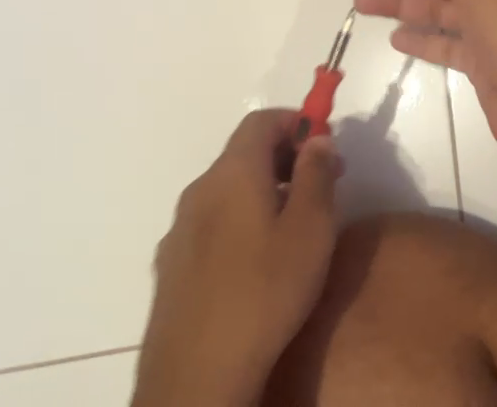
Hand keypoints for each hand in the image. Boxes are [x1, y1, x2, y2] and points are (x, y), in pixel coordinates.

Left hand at [133, 109, 341, 406]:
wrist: (197, 375)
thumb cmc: (266, 291)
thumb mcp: (311, 228)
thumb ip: (317, 174)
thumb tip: (317, 138)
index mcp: (232, 173)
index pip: (261, 120)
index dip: (297, 122)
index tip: (326, 148)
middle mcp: (199, 191)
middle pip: (244, 153)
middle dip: (286, 158)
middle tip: (324, 188)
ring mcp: (179, 230)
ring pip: (227, 190)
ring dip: (264, 191)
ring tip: (295, 229)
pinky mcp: (171, 266)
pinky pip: (212, 223)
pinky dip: (240, 222)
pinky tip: (258, 263)